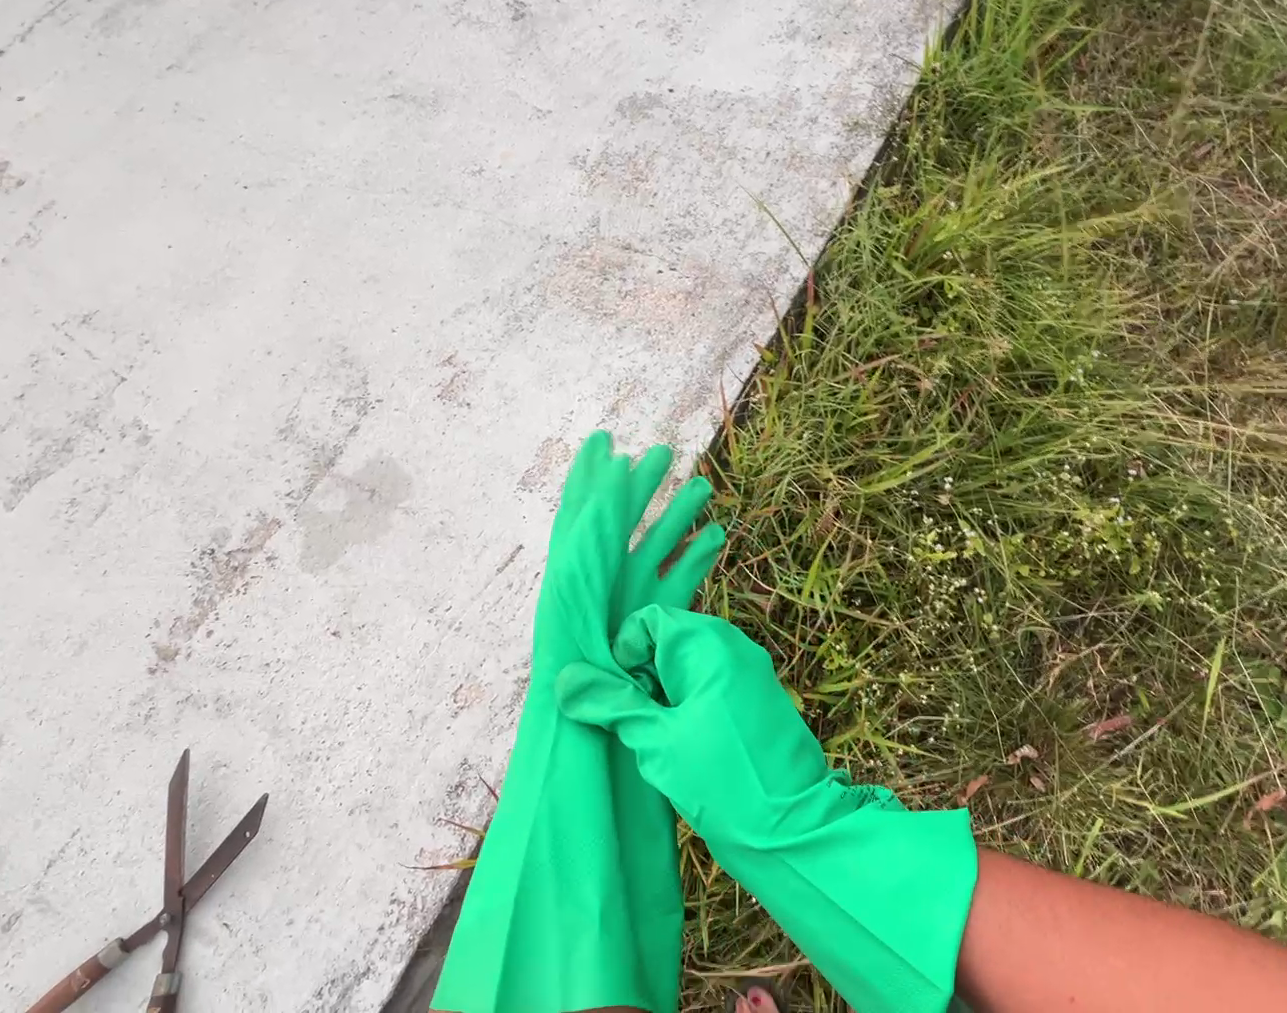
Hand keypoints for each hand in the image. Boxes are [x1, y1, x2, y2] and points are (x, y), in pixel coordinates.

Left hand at [433, 435, 722, 1012]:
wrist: (618, 835)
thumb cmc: (605, 786)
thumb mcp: (608, 728)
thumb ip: (592, 672)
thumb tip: (572, 637)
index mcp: (575, 634)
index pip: (582, 551)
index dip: (593, 498)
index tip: (604, 451)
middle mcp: (594, 626)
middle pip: (611, 545)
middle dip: (631, 497)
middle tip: (653, 452)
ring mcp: (624, 638)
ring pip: (646, 565)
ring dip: (669, 525)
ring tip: (700, 487)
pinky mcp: (653, 654)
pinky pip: (668, 596)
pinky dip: (688, 567)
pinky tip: (713, 539)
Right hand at [557, 607, 977, 1012]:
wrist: (791, 829)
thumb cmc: (719, 779)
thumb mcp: (655, 741)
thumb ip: (612, 703)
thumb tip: (566, 677)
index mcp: (708, 644)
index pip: (650, 620)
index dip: (625, 652)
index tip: (620, 697)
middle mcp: (732, 647)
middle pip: (668, 640)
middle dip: (642, 676)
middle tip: (634, 723)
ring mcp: (749, 673)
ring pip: (687, 667)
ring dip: (662, 696)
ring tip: (655, 740)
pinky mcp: (756, 701)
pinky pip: (709, 686)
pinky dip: (688, 706)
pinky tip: (681, 746)